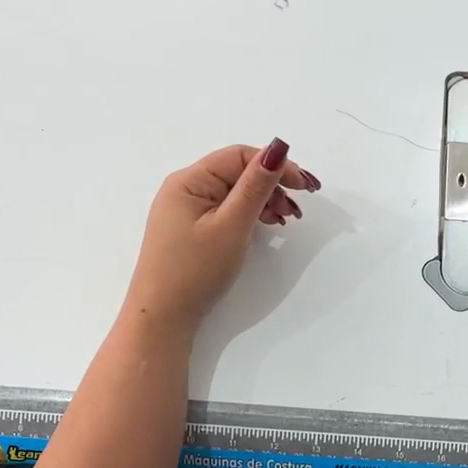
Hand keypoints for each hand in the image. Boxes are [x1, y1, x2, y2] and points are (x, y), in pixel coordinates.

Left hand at [121, 140, 320, 331]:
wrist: (162, 319)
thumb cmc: (195, 270)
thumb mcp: (232, 225)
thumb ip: (257, 185)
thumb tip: (278, 147)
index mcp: (189, 180)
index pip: (240, 157)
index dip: (275, 166)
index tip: (305, 187)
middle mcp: (186, 188)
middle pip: (238, 173)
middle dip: (273, 185)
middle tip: (300, 208)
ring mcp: (187, 210)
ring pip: (236, 192)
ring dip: (266, 200)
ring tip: (288, 221)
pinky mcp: (192, 230)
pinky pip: (228, 210)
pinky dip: (252, 215)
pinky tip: (268, 226)